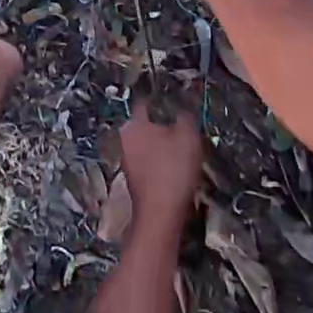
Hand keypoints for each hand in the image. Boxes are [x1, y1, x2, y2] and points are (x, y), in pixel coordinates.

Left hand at [119, 100, 202, 230]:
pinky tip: (176, 165)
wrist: (160, 214)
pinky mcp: (133, 177)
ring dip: (162, 141)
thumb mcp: (188, 136)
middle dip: (164, 121)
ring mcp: (126, 159)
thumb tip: (183, 105)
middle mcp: (125, 138)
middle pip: (146, 122)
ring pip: (147, 141)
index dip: (163, 97)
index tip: (178, 98)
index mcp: (134, 123)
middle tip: (185, 123)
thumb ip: (185, 116)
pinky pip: (148, 158)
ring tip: (184, 144)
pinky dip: (160, 158)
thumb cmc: (173, 168)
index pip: (146, 100)